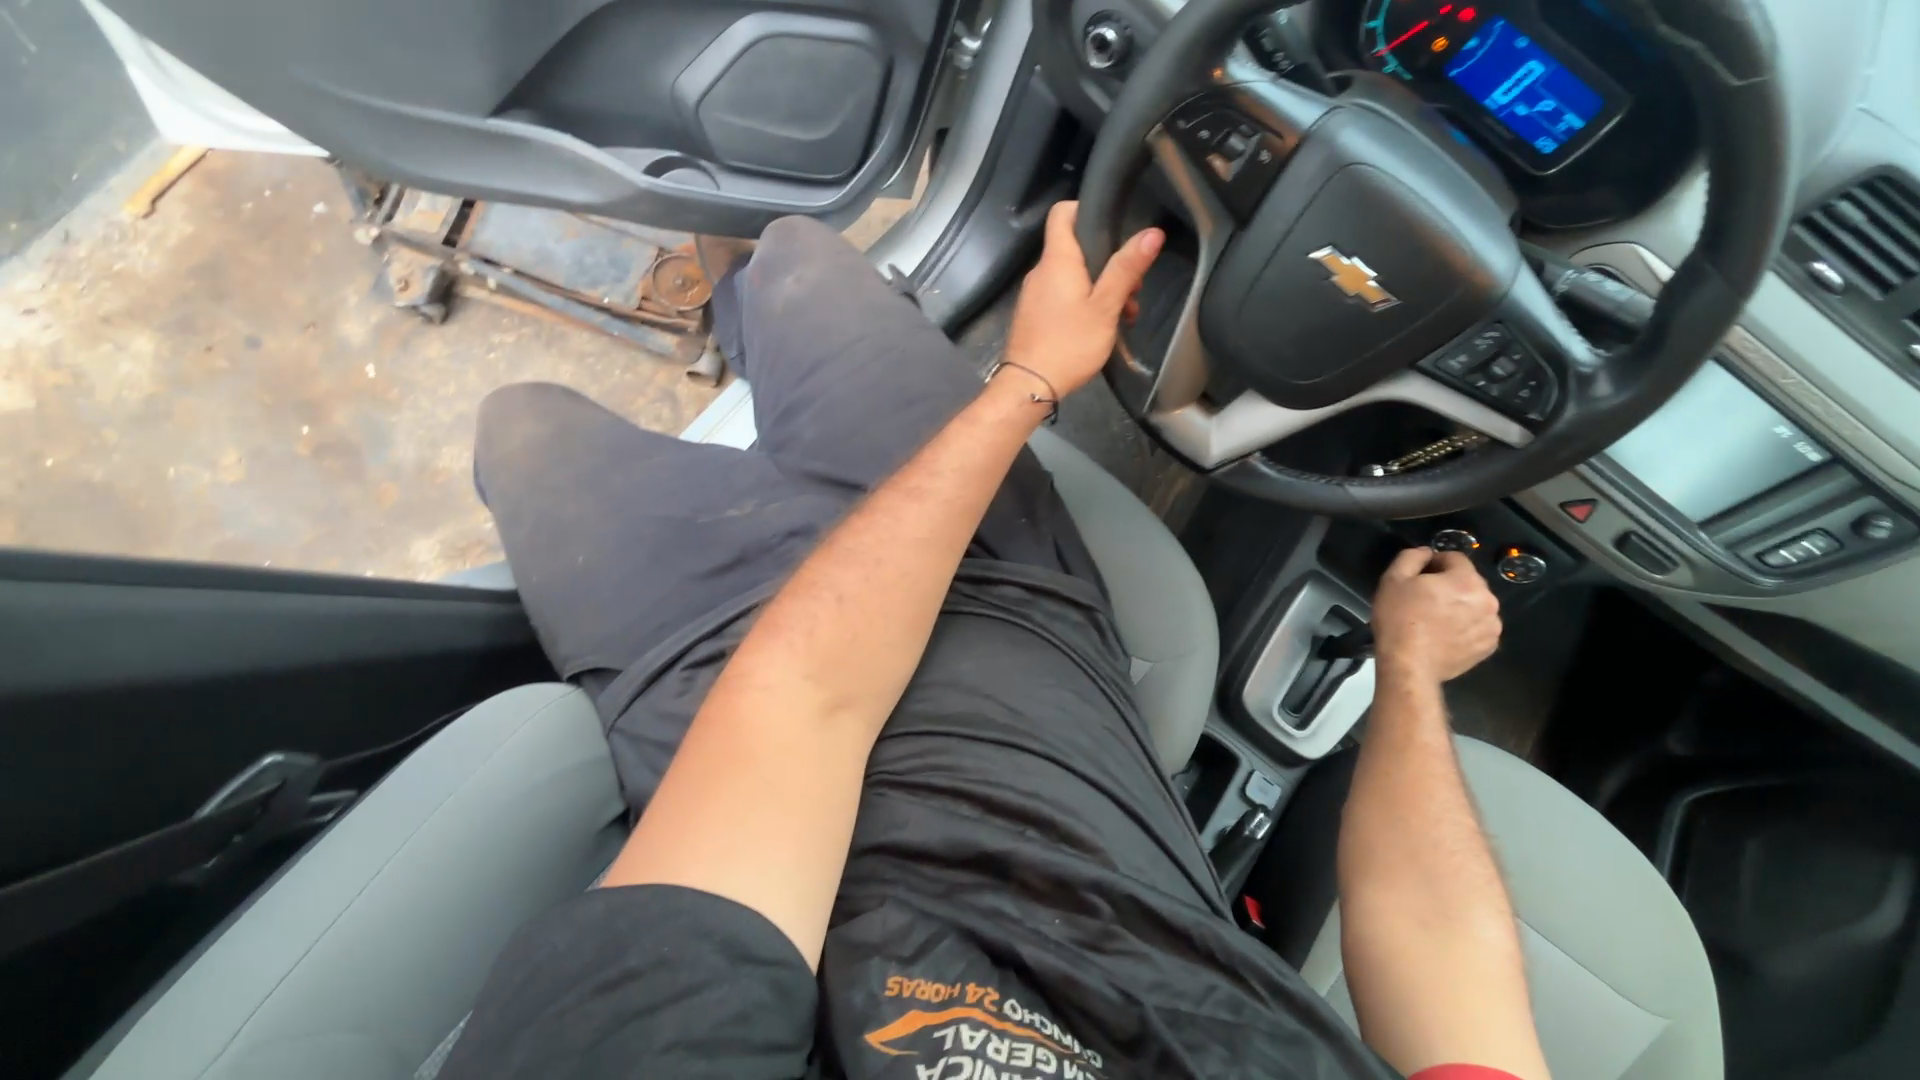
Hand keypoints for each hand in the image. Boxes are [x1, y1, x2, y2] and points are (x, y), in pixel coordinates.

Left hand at [1000, 201, 1163, 397]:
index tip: (1112, 225)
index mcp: (1057, 260)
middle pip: (1075, 248)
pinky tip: (1099, 328)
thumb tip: (1151, 233)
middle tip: (1130, 288)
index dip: (1086, 209)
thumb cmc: (1068, 345)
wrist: (1029, 386)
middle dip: (1107, 262)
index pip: (1062, 212)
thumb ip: (1126, 269)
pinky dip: (1082, 304)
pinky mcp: (1033, 316)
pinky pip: (1061, 297)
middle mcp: (1041, 272)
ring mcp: (1034, 295)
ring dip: (1099, 289)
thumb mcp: (1105, 307)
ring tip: (1122, 315)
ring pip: (1071, 277)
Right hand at [1371, 548, 1501, 684]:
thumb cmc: (1399, 619)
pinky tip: (1445, 635)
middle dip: (1449, 586)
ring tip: (1435, 620)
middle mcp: (1488, 600)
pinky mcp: (1489, 647)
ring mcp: (1492, 626)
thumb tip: (1427, 552)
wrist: (1409, 664)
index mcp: (1466, 580)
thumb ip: (1412, 557)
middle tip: (1424, 600)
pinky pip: (1478, 627)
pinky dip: (1465, 627)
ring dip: (1459, 607)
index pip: (1455, 558)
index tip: (1418, 577)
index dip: (1434, 563)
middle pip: (1468, 582)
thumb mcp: (1393, 579)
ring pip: (1475, 605)